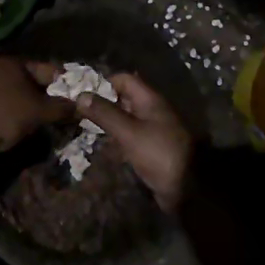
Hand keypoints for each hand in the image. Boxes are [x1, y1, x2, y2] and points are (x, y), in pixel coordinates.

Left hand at [0, 57, 72, 159]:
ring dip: (37, 110)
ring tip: (52, 126)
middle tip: (69, 117)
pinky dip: (20, 116)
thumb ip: (64, 108)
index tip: (82, 102)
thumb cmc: (2, 115)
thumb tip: (83, 107)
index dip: (69, 87)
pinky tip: (29, 129)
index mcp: (16, 62)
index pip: (52, 71)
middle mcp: (1, 69)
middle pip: (37, 84)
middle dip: (53, 100)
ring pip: (23, 97)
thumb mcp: (39, 112)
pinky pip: (9, 107)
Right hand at [75, 73, 193, 210]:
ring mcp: (152, 129)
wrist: (187, 185)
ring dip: (107, 122)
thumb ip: (105, 113)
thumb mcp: (128, 132)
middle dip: (102, 104)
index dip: (103, 83)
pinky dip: (116, 138)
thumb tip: (81, 95)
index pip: (124, 79)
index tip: (82, 95)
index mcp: (150, 99)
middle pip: (123, 99)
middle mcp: (151, 110)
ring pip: (125, 118)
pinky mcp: (151, 147)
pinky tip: (101, 146)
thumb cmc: (158, 152)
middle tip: (77, 113)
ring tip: (83, 128)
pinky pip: (130, 136)